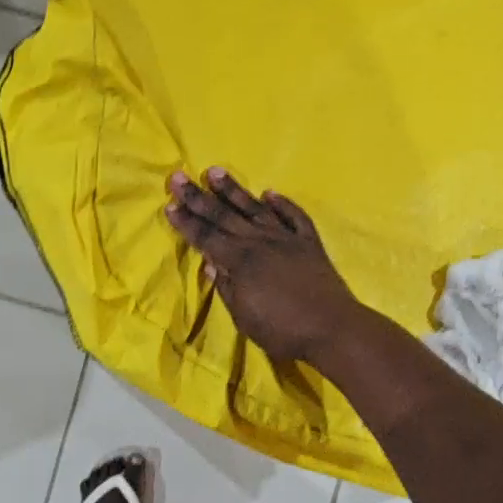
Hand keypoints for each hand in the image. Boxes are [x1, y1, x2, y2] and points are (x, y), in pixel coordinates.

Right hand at [164, 168, 364, 363]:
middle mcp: (260, 242)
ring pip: (255, 209)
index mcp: (240, 261)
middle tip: (179, 177)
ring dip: (234, 191)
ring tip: (214, 172)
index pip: (206, 237)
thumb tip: (213, 265)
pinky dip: (282, 204)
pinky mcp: (310, 243)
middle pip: (224, 216)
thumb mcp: (244, 316)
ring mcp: (287, 239)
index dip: (187, 223)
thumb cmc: (282, 331)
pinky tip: (270, 193)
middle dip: (199, 198)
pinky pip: (294, 216)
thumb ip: (228, 288)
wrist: (332, 329)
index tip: (170, 205)